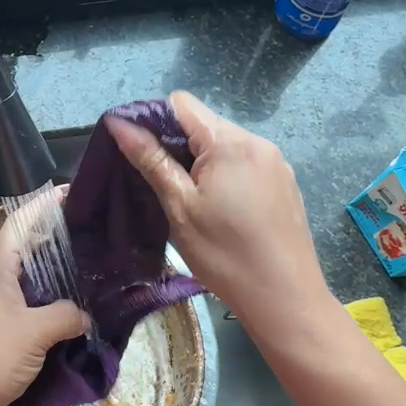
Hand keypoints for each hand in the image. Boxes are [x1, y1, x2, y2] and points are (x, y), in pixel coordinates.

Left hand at [0, 203, 88, 405]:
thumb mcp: (35, 331)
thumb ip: (65, 316)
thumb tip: (86, 314)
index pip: (19, 221)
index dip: (42, 204)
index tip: (69, 192)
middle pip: (27, 246)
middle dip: (55, 236)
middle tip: (90, 230)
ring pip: (31, 277)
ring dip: (56, 272)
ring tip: (90, 265)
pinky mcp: (2, 328)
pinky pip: (31, 303)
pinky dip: (52, 301)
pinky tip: (75, 309)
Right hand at [106, 91, 331, 318]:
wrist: (288, 302)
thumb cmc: (226, 255)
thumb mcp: (180, 207)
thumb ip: (150, 159)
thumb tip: (118, 122)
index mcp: (230, 142)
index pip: (180, 103)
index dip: (154, 121)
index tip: (143, 155)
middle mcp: (256, 141)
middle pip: (203, 122)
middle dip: (178, 145)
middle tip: (165, 185)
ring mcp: (275, 161)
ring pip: (223, 143)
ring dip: (201, 160)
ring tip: (193, 200)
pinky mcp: (284, 182)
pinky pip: (244, 161)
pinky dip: (224, 173)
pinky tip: (223, 209)